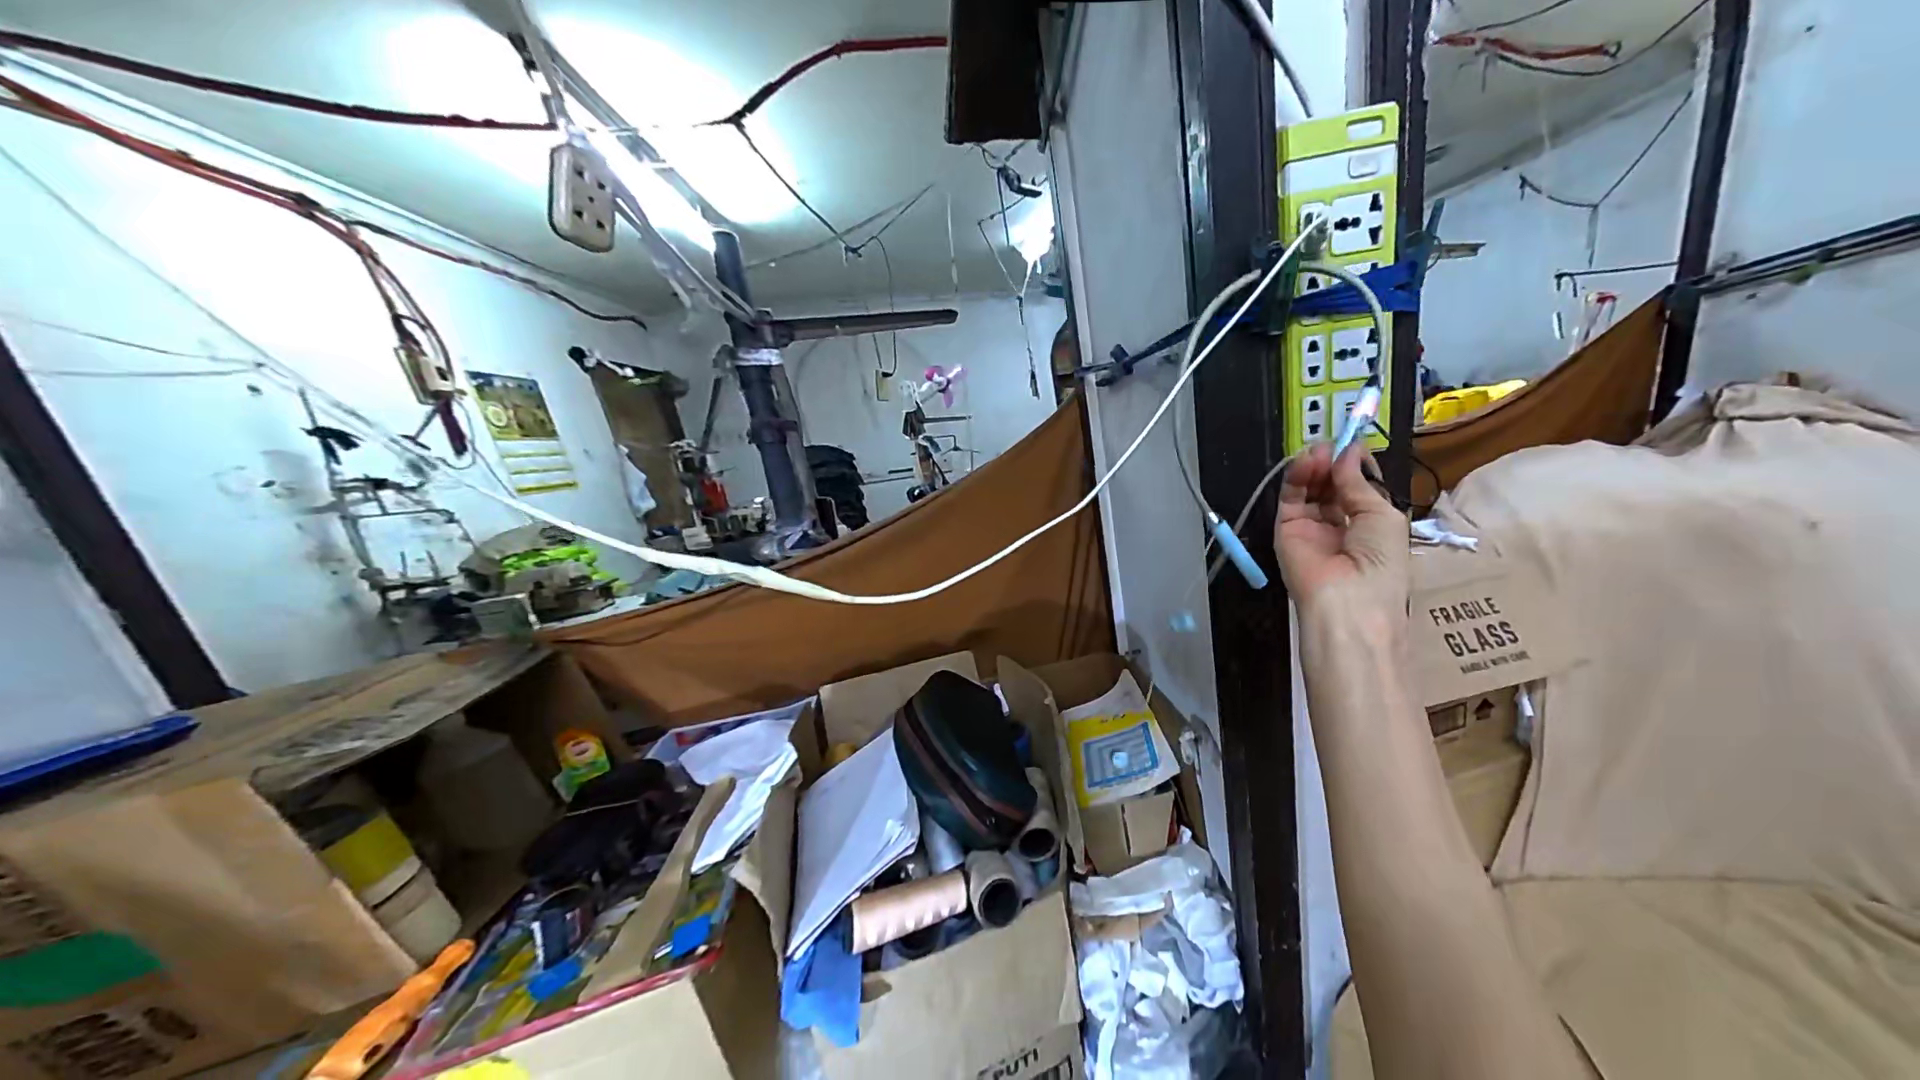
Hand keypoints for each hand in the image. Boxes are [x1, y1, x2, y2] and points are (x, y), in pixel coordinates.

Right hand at [1273, 442, 1407, 616]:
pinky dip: (1297, 477)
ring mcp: (1311, 525)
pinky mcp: (1286, 528)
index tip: (1353, 442)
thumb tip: (1347, 452)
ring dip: (1315, 466)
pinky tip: (1306, 462)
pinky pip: (1291, 497)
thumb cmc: (1380, 562)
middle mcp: (1339, 522)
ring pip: (1310, 487)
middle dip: (1334, 462)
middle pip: (1332, 483)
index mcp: (1370, 522)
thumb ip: (1359, 482)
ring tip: (1318, 451)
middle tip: (1332, 445)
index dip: (1355, 464)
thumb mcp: (1382, 516)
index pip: (1358, 484)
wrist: (1346, 601)